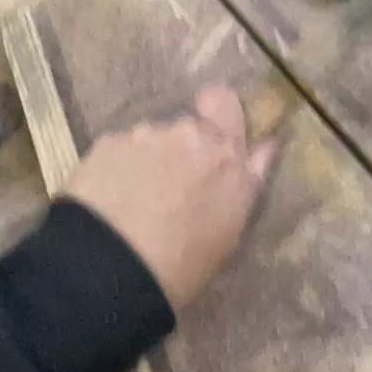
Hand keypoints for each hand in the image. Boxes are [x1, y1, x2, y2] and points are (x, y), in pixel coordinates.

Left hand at [65, 85, 279, 309]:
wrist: (111, 270)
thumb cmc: (183, 265)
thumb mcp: (229, 231)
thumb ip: (247, 180)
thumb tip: (265, 147)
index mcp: (226, 155)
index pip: (224, 102)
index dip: (216, 112)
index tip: (209, 138)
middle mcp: (188, 134)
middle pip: (186, 128)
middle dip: (181, 150)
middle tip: (170, 191)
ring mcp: (144, 135)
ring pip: (151, 140)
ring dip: (148, 161)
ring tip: (134, 202)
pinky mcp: (106, 143)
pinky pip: (119, 151)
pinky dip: (118, 169)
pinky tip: (110, 201)